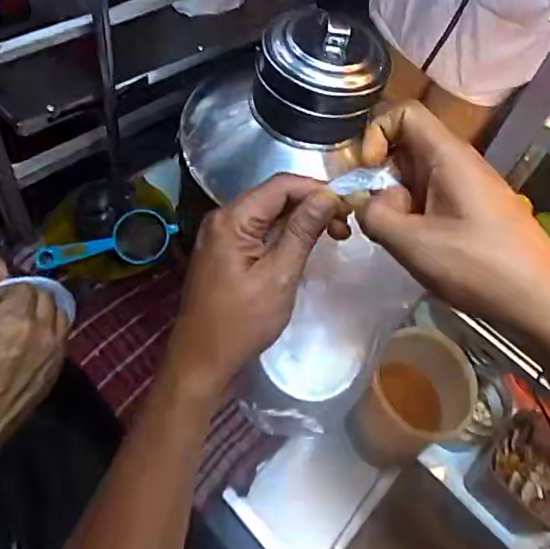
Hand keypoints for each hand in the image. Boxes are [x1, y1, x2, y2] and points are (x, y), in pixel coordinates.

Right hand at [0, 284, 67, 488]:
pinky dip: (49, 330)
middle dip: (22, 298)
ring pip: (60, 315)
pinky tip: (26, 344)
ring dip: (41, 312)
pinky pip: (62, 338)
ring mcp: (55, 356)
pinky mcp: (55, 374)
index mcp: (19, 324)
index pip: (21, 288)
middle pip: (46, 297)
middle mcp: (46, 335)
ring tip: (14, 326)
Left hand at [165, 174, 349, 396]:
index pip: (282, 185)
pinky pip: (262, 228)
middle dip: (314, 203)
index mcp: (232, 219)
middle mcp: (224, 217)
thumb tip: (328, 196)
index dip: (318, 189)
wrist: (200, 363)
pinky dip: (288, 232)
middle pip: (277, 195)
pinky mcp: (227, 249)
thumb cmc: (240, 324)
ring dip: (304, 218)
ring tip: (336, 234)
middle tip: (346, 225)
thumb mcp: (279, 276)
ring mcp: (223, 233)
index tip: (349, 206)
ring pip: (271, 211)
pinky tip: (308, 243)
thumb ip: (303, 231)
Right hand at [356, 102, 549, 364]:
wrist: (541, 301)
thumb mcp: (413, 243)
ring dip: (396, 202)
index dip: (375, 133)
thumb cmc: (479, 266)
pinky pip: (432, 199)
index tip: (367, 173)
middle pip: (406, 147)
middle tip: (373, 217)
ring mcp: (469, 188)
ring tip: (398, 240)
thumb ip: (375, 215)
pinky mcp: (475, 212)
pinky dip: (415, 217)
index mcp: (448, 155)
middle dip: (380, 177)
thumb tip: (364, 202)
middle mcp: (460, 162)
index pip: (404, 113)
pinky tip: (419, 250)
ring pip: (416, 177)